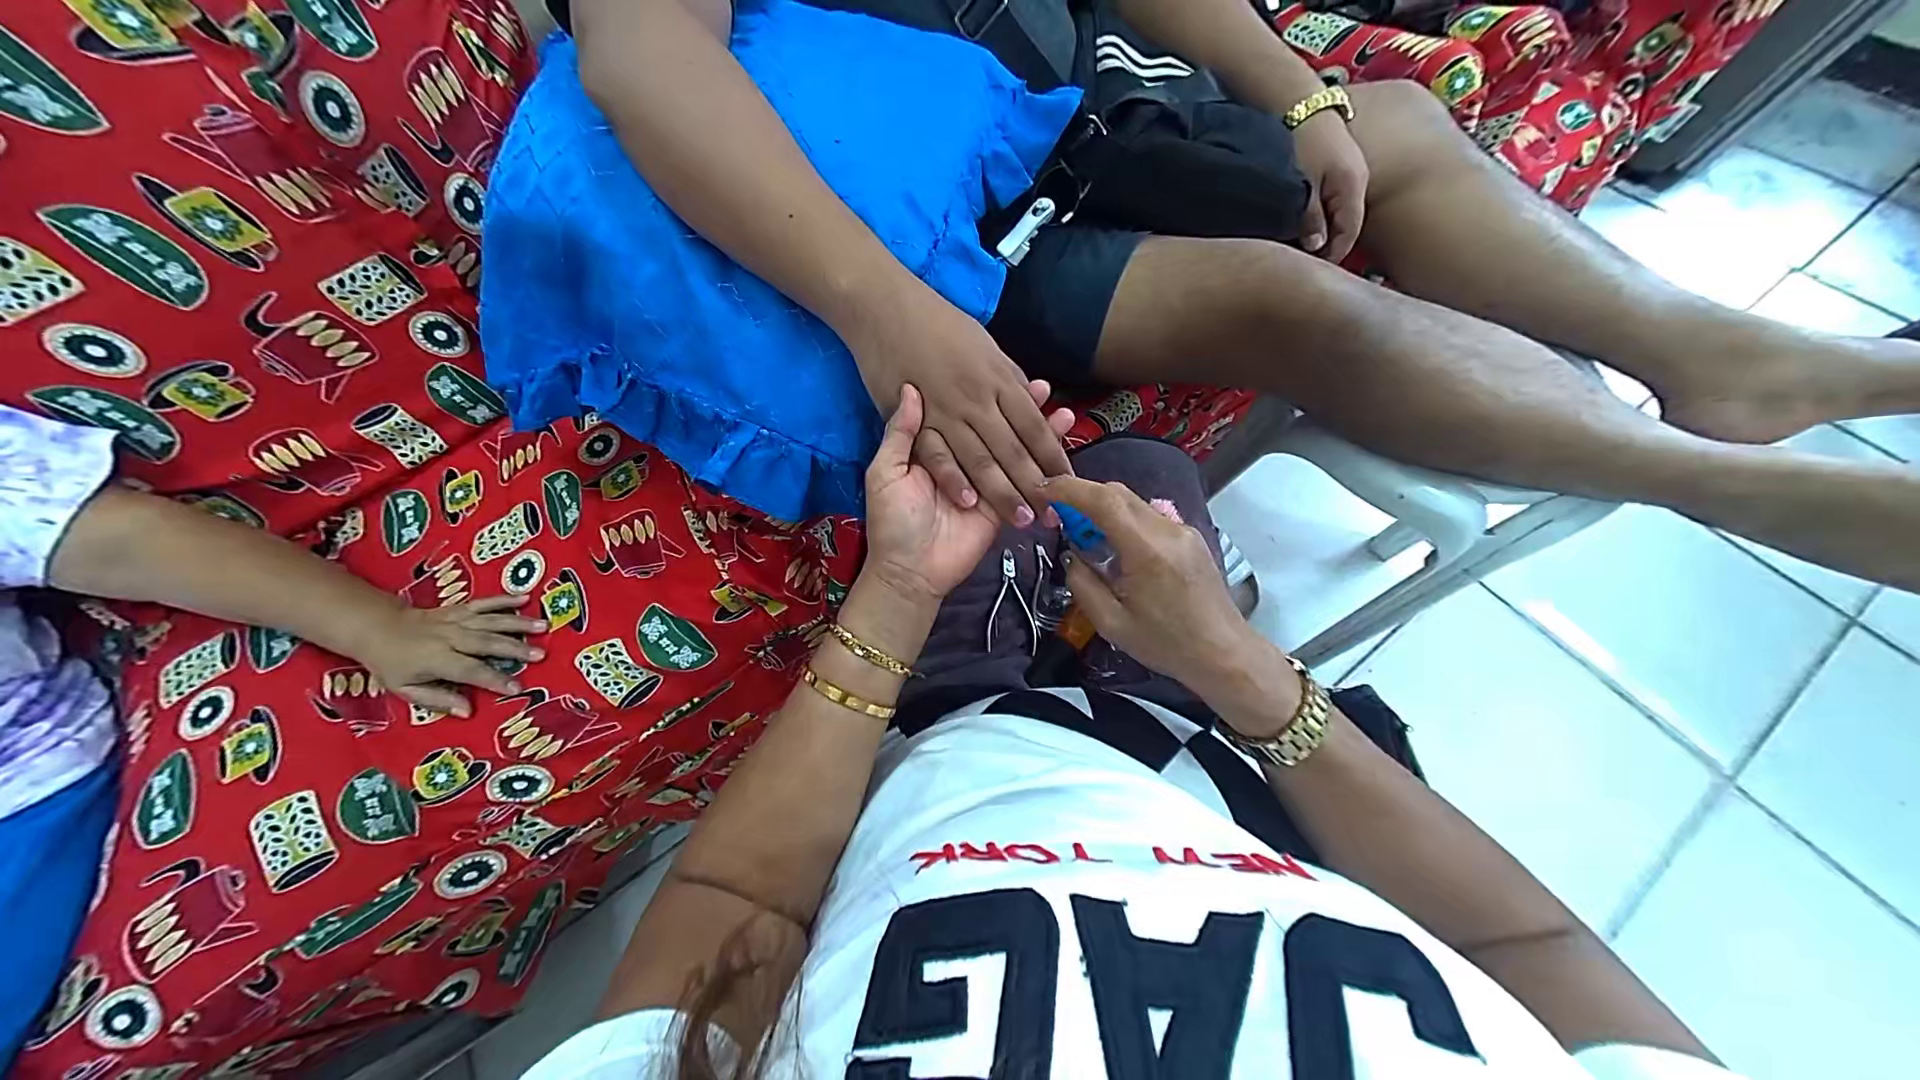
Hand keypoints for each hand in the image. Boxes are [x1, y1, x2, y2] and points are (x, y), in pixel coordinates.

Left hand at [352, 595, 548, 716]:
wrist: (376, 627)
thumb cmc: (392, 663)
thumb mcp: (405, 689)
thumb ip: (437, 699)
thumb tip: (467, 711)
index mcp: (436, 659)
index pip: (470, 671)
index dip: (494, 679)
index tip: (517, 687)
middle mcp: (449, 638)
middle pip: (487, 643)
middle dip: (515, 648)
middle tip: (540, 654)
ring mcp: (455, 620)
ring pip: (492, 621)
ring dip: (519, 623)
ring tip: (543, 626)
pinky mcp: (459, 608)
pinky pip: (484, 602)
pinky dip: (505, 599)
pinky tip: (525, 598)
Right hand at [846, 285, 1073, 527]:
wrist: (885, 309)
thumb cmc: (938, 324)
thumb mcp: (985, 345)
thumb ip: (1009, 377)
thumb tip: (1034, 400)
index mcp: (999, 379)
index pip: (1035, 427)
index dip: (1054, 458)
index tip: (1070, 484)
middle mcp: (978, 398)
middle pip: (1014, 450)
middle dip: (1036, 487)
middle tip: (1055, 516)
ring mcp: (946, 411)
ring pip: (981, 459)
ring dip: (1003, 493)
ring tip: (1023, 520)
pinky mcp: (916, 421)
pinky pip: (938, 456)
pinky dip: (954, 479)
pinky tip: (970, 502)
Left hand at [862, 384, 1071, 604]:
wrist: (907, 570)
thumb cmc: (891, 520)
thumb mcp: (885, 472)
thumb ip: (901, 434)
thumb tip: (911, 392)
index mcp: (939, 448)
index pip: (967, 414)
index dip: (986, 394)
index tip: (1000, 371)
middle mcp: (966, 462)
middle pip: (1000, 430)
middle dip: (1024, 411)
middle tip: (1045, 388)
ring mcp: (987, 485)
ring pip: (1018, 453)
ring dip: (1042, 435)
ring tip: (1064, 413)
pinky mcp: (1002, 510)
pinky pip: (1024, 486)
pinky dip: (1044, 470)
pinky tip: (1062, 452)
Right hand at [1042, 475, 1261, 690]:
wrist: (1224, 653)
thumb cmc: (1167, 644)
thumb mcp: (1111, 623)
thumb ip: (1082, 584)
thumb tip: (1071, 556)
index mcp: (1147, 550)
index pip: (1103, 500)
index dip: (1068, 489)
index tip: (1043, 490)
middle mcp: (1168, 530)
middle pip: (1117, 493)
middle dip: (1081, 496)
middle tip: (1056, 517)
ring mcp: (1182, 530)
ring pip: (1132, 501)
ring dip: (1102, 508)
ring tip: (1083, 535)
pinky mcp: (1189, 537)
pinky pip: (1147, 516)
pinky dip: (1122, 520)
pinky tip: (1114, 547)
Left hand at [1292, 110, 1367, 263]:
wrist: (1297, 103)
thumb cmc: (1300, 142)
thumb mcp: (1303, 186)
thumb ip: (1310, 218)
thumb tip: (1317, 247)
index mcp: (1352, 185)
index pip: (1349, 231)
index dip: (1334, 254)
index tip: (1316, 272)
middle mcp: (1355, 179)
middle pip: (1345, 223)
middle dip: (1328, 246)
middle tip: (1305, 265)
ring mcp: (1346, 171)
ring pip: (1337, 211)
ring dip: (1322, 231)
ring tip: (1301, 249)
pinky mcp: (1333, 166)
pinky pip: (1330, 199)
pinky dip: (1318, 216)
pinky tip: (1301, 224)